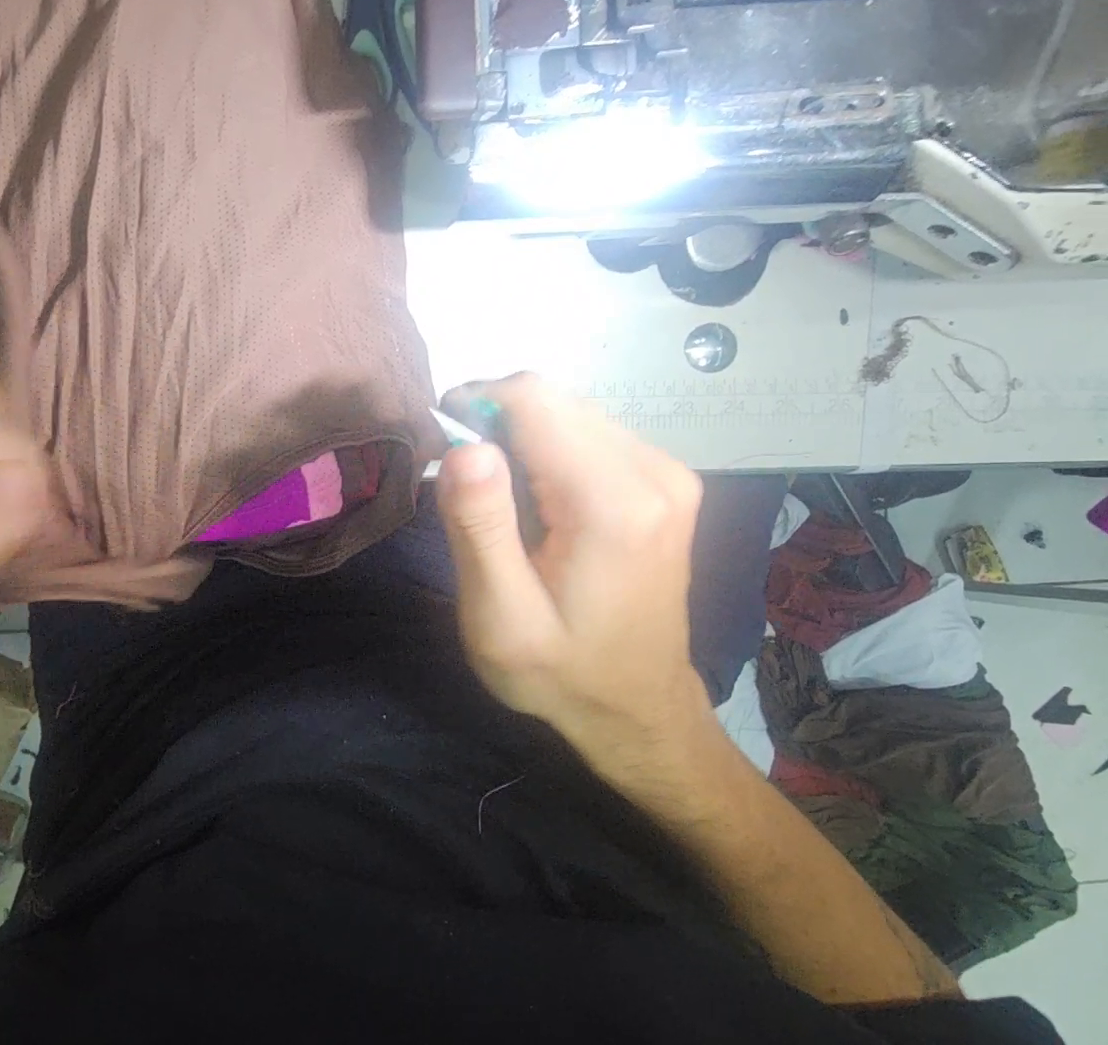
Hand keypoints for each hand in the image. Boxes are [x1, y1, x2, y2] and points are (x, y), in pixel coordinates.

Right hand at [436, 375, 713, 772]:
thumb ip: (480, 526)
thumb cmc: (558, 670)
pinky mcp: (664, 481)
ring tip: (495, 503)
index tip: (441, 453)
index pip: (534, 400)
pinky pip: (589, 434)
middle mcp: (653, 472)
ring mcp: (666, 473)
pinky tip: (533, 504)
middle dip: (494, 425)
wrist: (634, 708)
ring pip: (569, 411)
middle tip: (461, 488)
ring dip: (518, 439)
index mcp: (612, 503)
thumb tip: (464, 446)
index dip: (474, 407)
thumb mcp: (499, 615)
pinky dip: (546, 452)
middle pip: (552, 399)